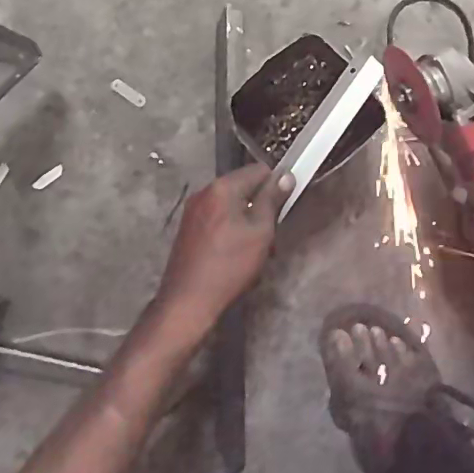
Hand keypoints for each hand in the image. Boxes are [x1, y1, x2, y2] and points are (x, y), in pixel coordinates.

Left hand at [155, 164, 293, 326]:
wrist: (188, 302)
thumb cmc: (230, 266)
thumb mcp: (260, 232)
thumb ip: (272, 200)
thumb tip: (285, 176)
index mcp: (222, 187)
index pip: (259, 170)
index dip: (276, 185)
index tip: (283, 208)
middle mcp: (203, 192)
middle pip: (243, 187)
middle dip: (259, 206)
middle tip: (268, 235)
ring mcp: (192, 211)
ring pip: (230, 206)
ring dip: (246, 220)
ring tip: (252, 250)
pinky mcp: (187, 229)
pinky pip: (217, 219)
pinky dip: (230, 230)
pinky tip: (233, 255)